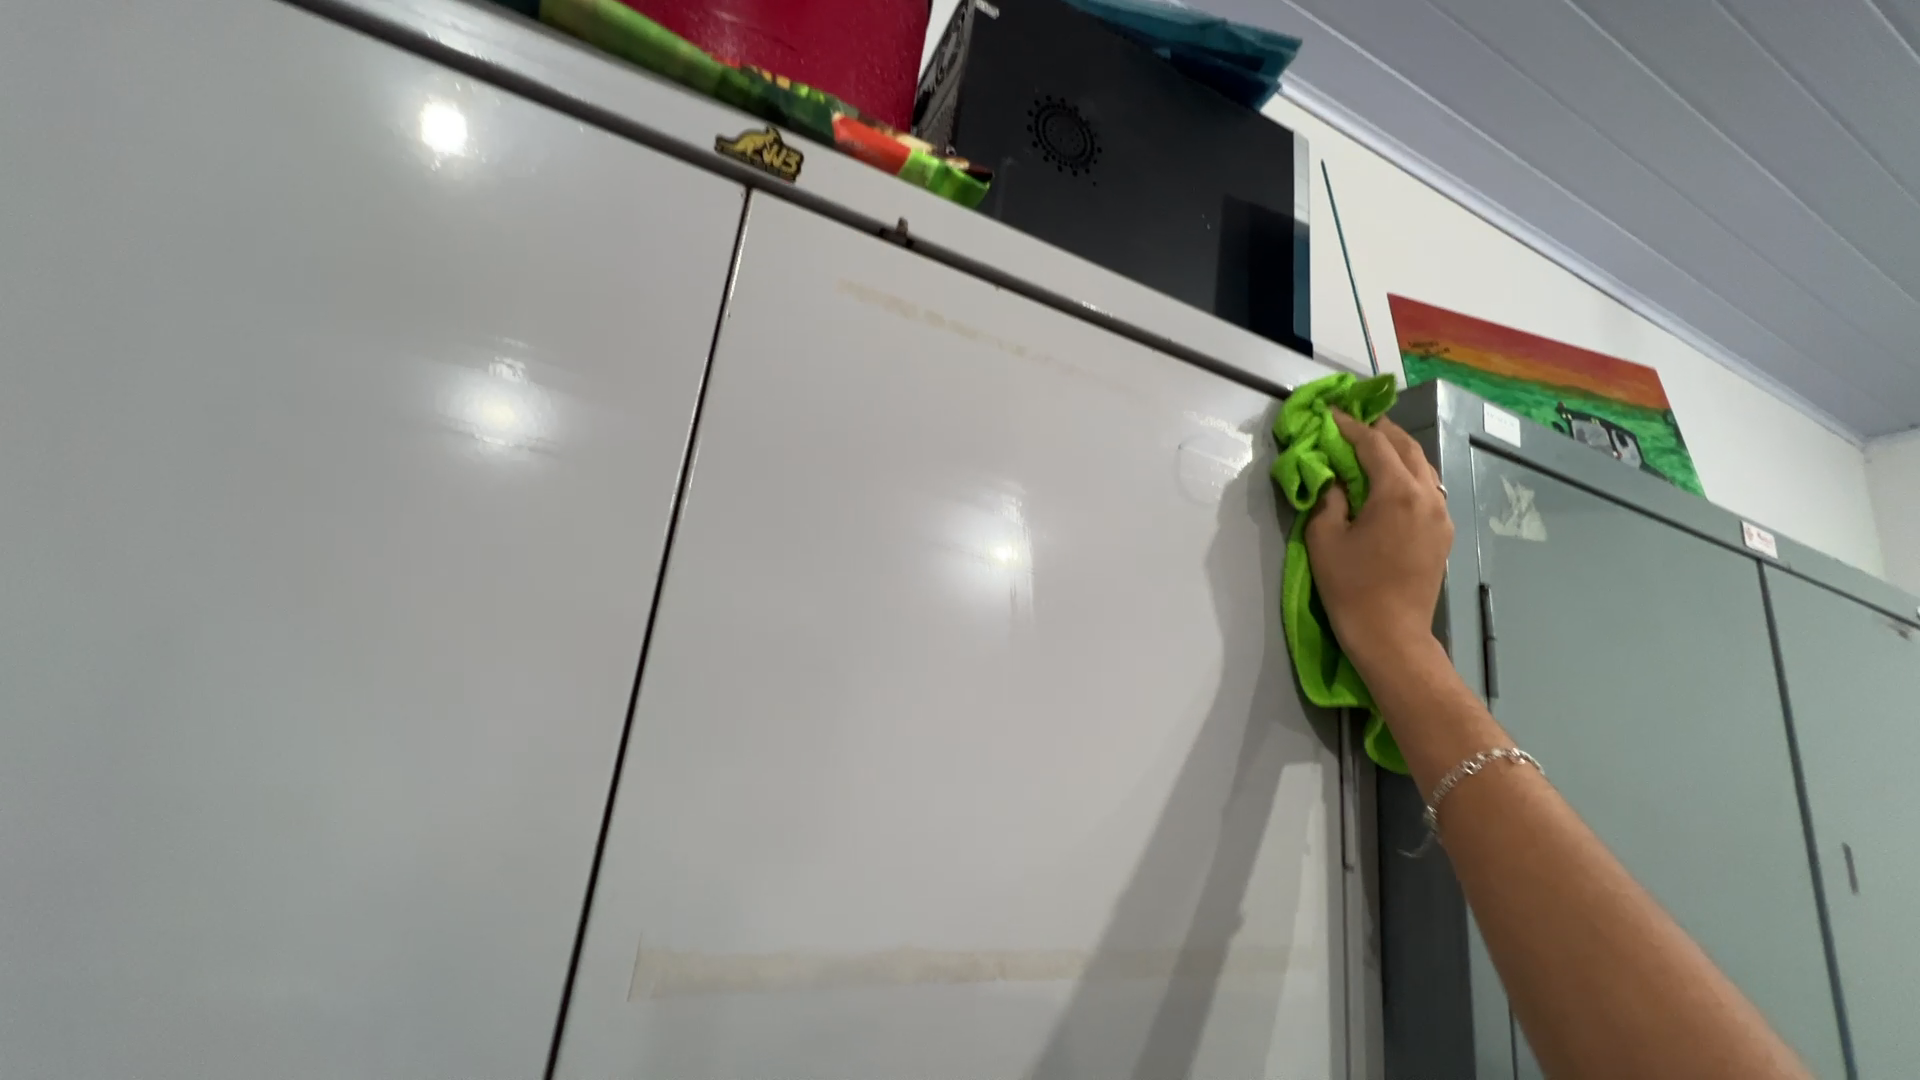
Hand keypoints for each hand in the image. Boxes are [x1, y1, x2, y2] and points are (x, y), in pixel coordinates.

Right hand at [1304, 411, 1453, 670]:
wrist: (1390, 633)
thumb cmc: (1350, 586)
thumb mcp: (1325, 538)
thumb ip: (1329, 498)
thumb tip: (1334, 479)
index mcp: (1396, 492)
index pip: (1373, 444)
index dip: (1350, 426)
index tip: (1331, 413)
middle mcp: (1427, 495)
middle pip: (1406, 448)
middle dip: (1379, 431)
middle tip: (1353, 423)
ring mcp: (1441, 514)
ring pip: (1422, 467)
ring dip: (1397, 451)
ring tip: (1371, 447)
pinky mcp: (1443, 533)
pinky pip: (1428, 489)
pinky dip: (1408, 474)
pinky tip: (1389, 480)